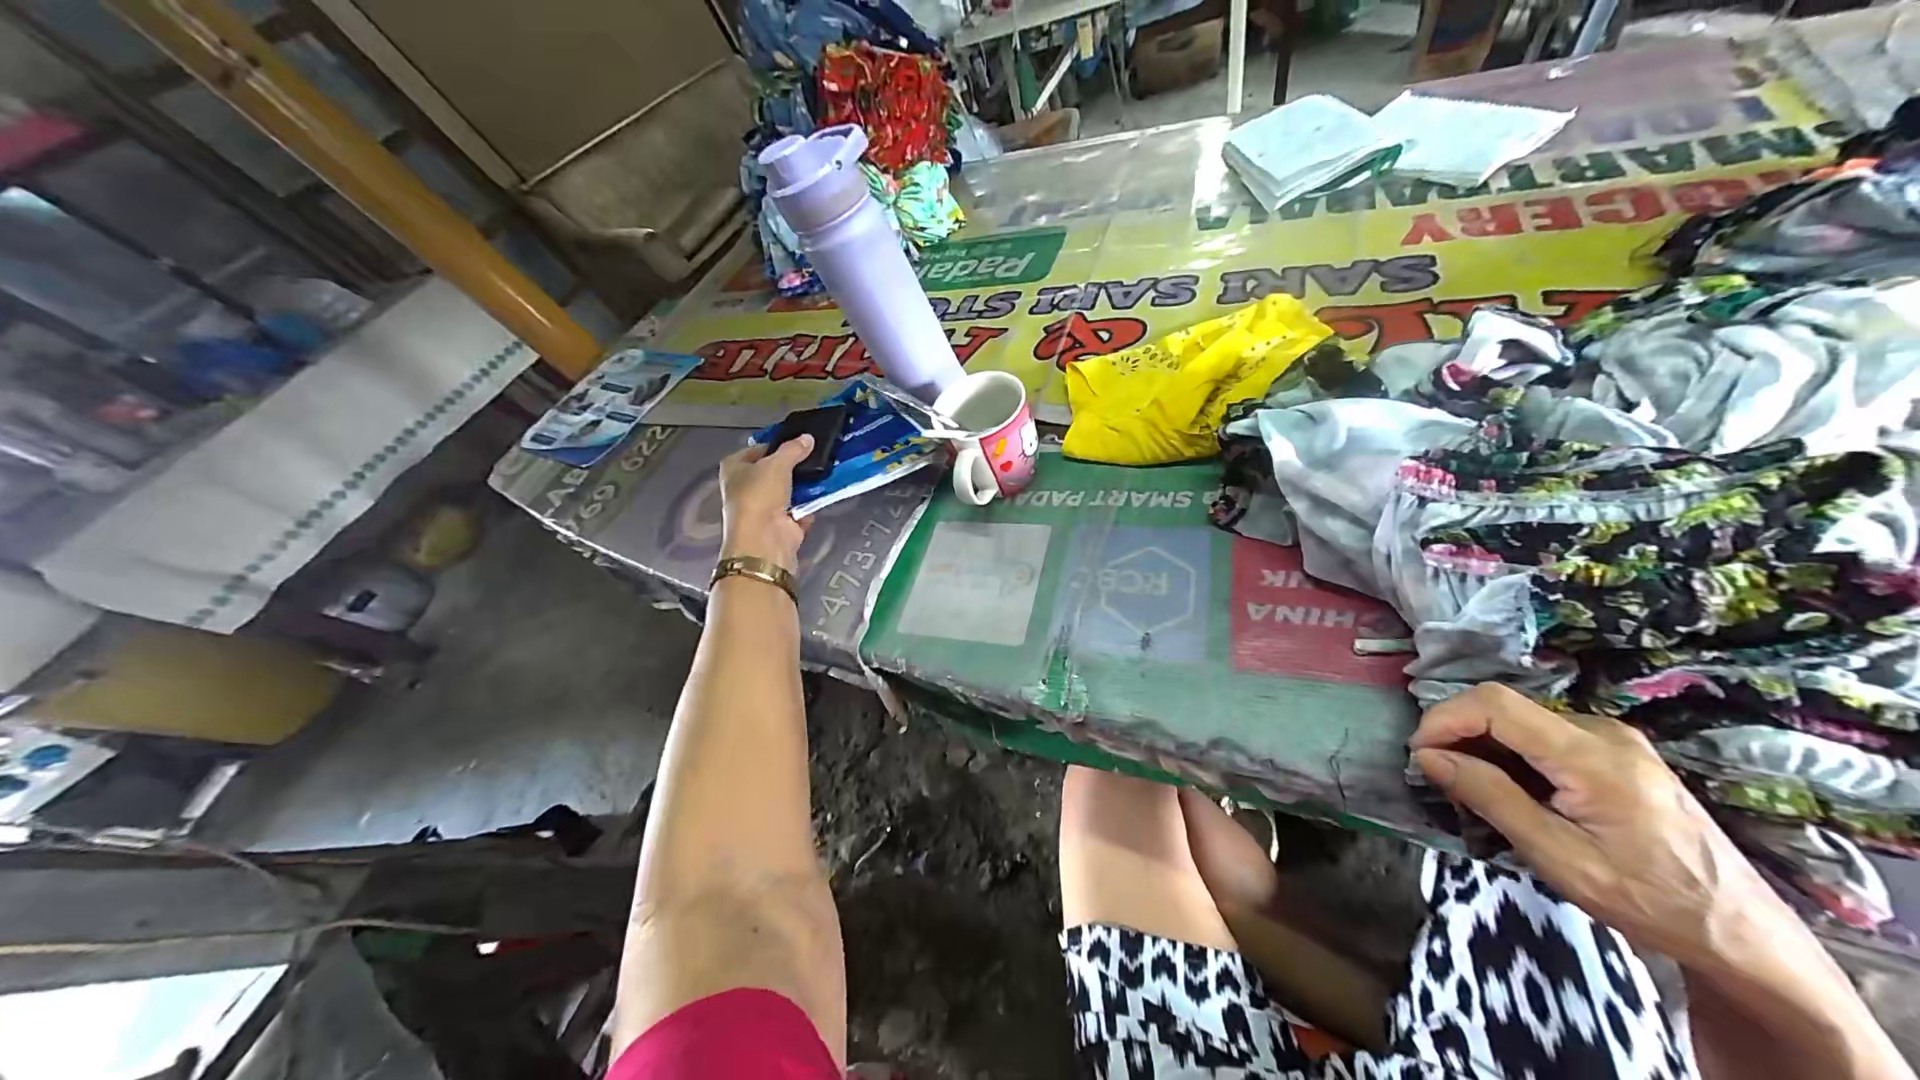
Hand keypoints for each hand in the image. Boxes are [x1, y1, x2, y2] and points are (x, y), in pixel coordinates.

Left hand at [718, 437, 811, 572]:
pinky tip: (821, 498)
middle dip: (793, 467)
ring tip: (823, 474)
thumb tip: (807, 438)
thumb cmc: (760, 495)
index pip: (757, 450)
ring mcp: (762, 509)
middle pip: (773, 472)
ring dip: (803, 487)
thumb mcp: (777, 464)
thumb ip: (793, 449)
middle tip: (815, 457)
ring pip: (787, 492)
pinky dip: (808, 509)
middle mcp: (745, 488)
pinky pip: (797, 512)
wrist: (764, 541)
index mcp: (734, 468)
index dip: (777, 445)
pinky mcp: (779, 527)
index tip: (800, 443)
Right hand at [1410, 684, 1796, 971]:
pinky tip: (1511, 789)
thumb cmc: (1648, 900)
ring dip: (1482, 745)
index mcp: (1592, 756)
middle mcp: (1603, 732)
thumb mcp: (1558, 856)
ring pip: (1521, 720)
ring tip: (1471, 788)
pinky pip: (1544, 736)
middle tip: (1439, 776)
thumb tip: (1429, 756)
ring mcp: (1615, 740)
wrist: (1743, 933)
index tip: (1420, 756)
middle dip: (1458, 733)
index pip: (1494, 704)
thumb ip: (1490, 797)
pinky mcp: (1618, 753)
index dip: (1444, 719)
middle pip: (1505, 707)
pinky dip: (1510, 753)